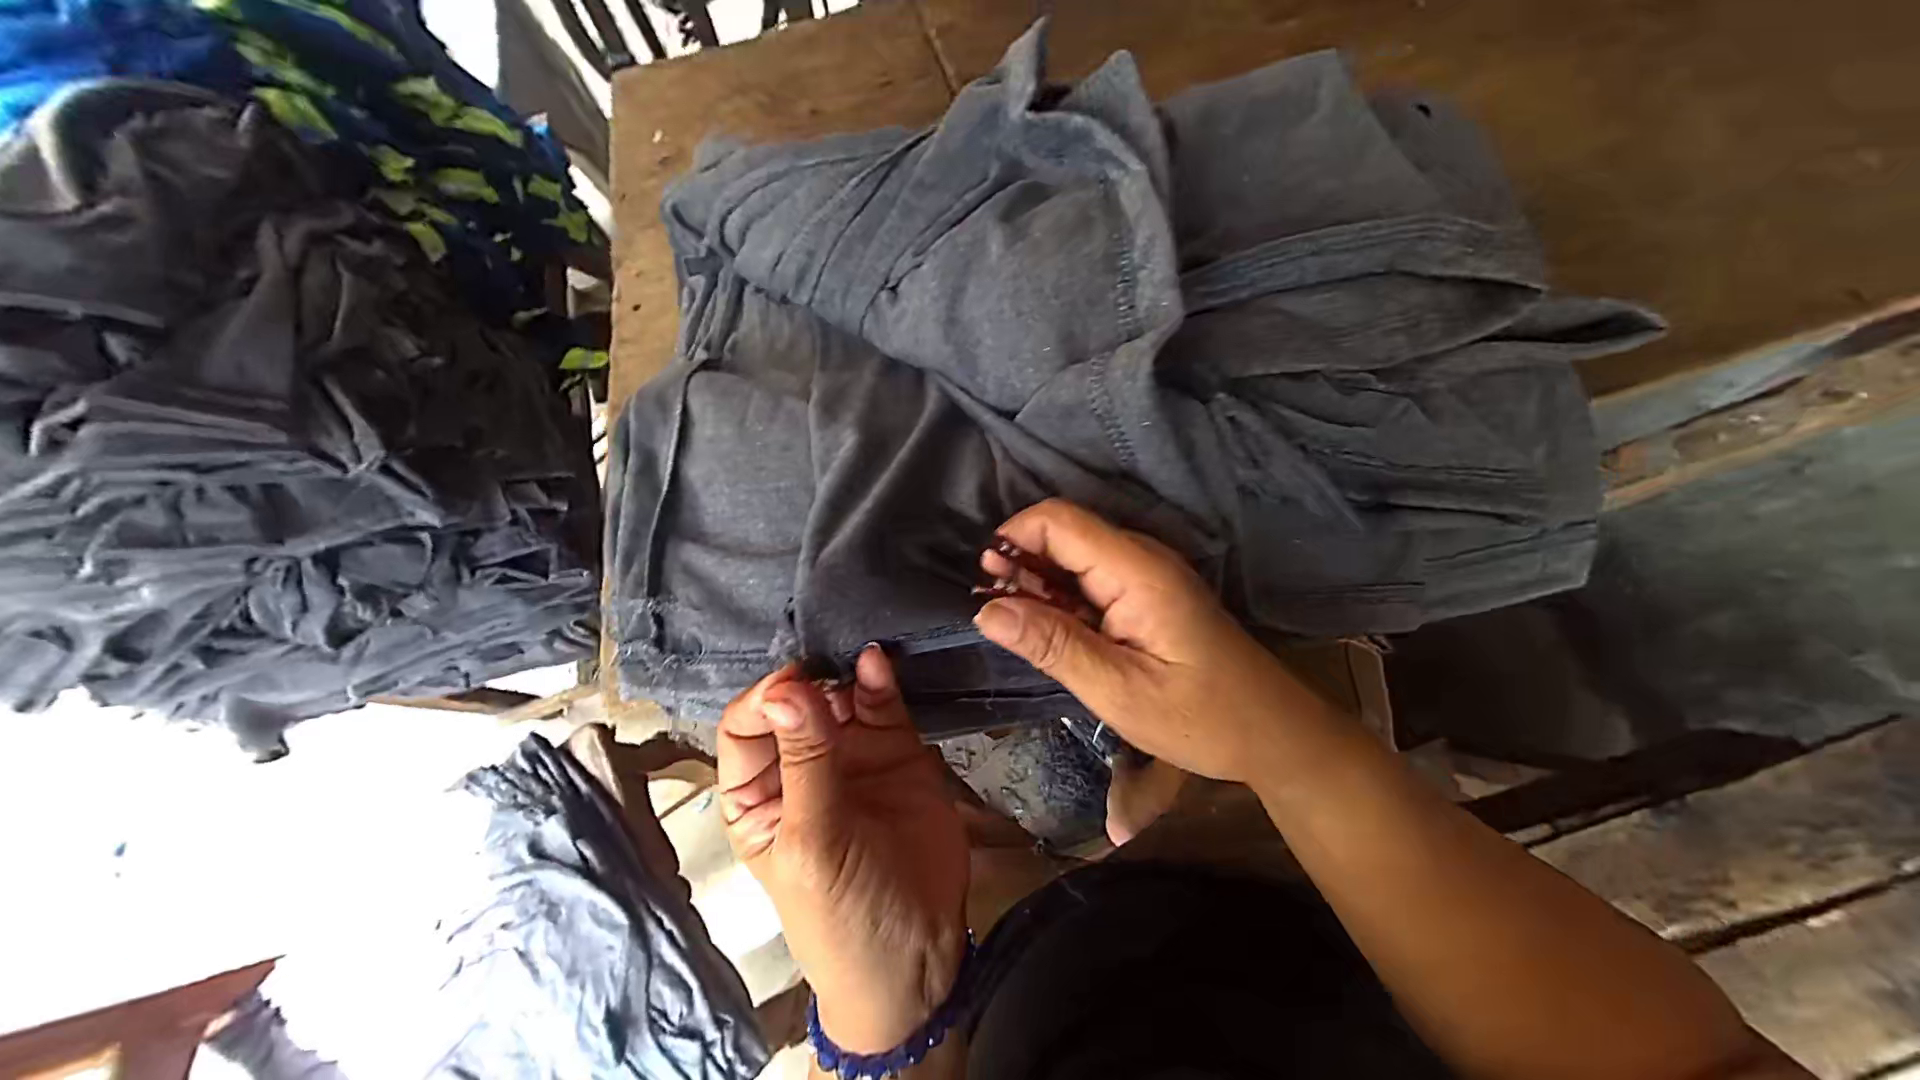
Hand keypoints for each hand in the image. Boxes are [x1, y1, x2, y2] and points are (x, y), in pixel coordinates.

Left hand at [717, 647, 968, 1052]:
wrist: (919, 955)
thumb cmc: (842, 916)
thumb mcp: (814, 844)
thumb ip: (806, 765)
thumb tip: (786, 691)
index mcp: (758, 794)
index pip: (745, 730)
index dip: (764, 703)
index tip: (791, 687)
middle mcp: (800, 766)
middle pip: (794, 705)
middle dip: (807, 683)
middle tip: (827, 669)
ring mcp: (850, 754)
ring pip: (839, 698)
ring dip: (844, 676)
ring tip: (857, 661)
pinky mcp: (894, 749)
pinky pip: (882, 706)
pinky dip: (879, 682)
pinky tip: (877, 663)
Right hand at [973, 498, 1343, 783]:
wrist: (1272, 733)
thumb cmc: (1202, 718)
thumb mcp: (1118, 690)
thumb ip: (1052, 645)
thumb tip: (986, 611)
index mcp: (1137, 571)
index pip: (1059, 521)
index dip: (1012, 540)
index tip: (987, 586)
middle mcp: (1141, 557)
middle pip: (1063, 533)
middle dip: (1019, 564)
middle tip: (998, 616)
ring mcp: (1146, 573)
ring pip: (1072, 555)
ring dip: (1036, 584)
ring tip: (1020, 631)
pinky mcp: (1146, 593)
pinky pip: (1089, 578)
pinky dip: (1060, 598)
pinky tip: (1051, 633)